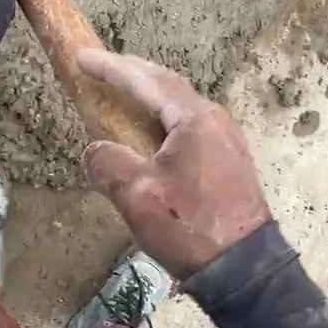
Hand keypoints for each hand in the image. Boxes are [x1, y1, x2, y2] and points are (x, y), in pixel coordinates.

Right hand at [77, 49, 272, 279]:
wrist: (244, 270)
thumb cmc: (189, 227)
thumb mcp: (137, 196)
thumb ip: (108, 164)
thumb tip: (97, 151)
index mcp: (194, 119)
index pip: (145, 81)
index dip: (110, 68)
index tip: (82, 57)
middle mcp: (215, 119)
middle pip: (167, 85)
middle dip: (132, 73)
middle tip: (101, 66)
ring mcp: (226, 139)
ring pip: (180, 105)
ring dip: (150, 95)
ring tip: (122, 92)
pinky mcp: (229, 160)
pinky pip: (190, 125)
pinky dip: (163, 118)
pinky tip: (151, 130)